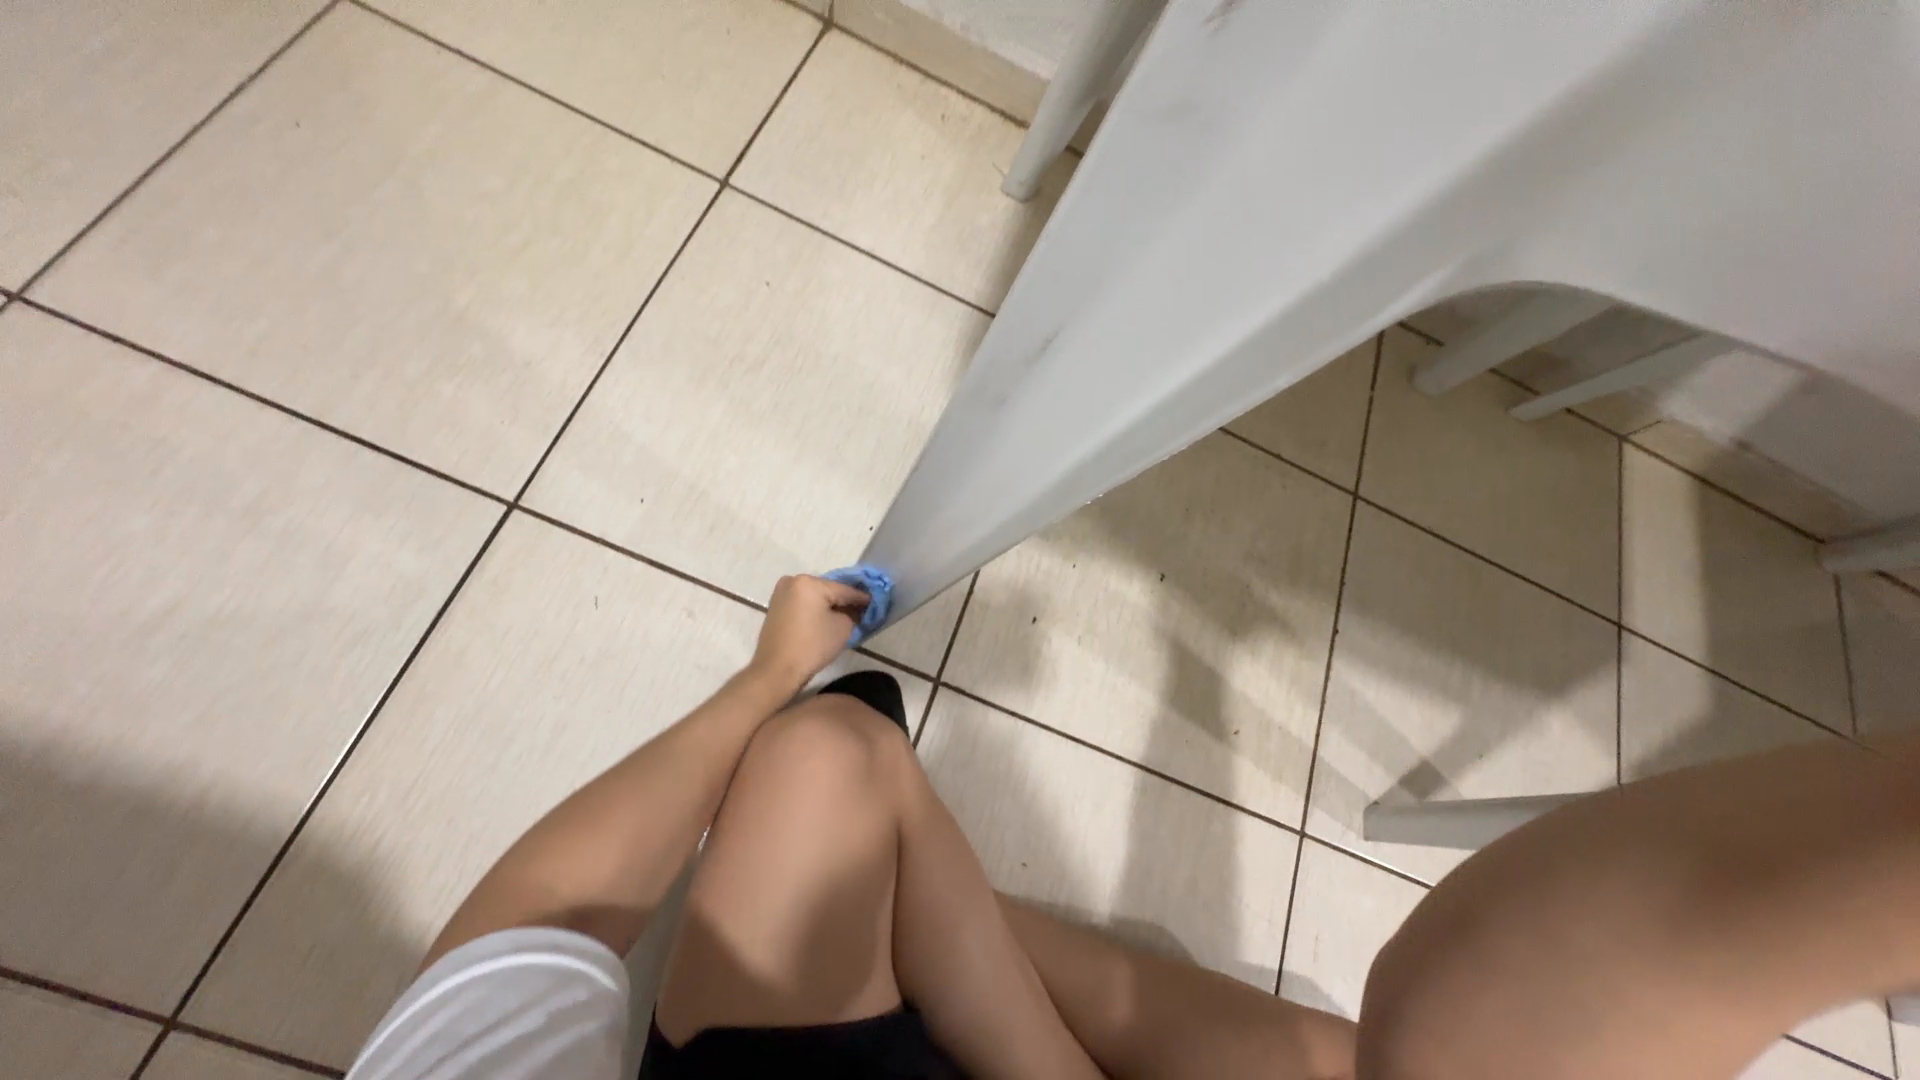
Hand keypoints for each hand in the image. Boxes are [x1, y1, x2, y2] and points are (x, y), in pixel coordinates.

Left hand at [748, 575, 870, 689]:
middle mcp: (793, 581)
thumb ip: (854, 612)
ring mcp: (781, 592)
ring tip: (845, 615)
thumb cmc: (812, 646)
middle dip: (844, 600)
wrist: (776, 669)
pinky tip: (826, 618)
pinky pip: (803, 602)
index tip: (876, 602)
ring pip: (814, 595)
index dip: (862, 597)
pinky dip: (815, 608)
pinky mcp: (776, 605)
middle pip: (828, 589)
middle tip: (861, 610)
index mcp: (810, 582)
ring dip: (829, 604)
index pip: (844, 589)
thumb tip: (857, 608)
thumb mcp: (843, 628)